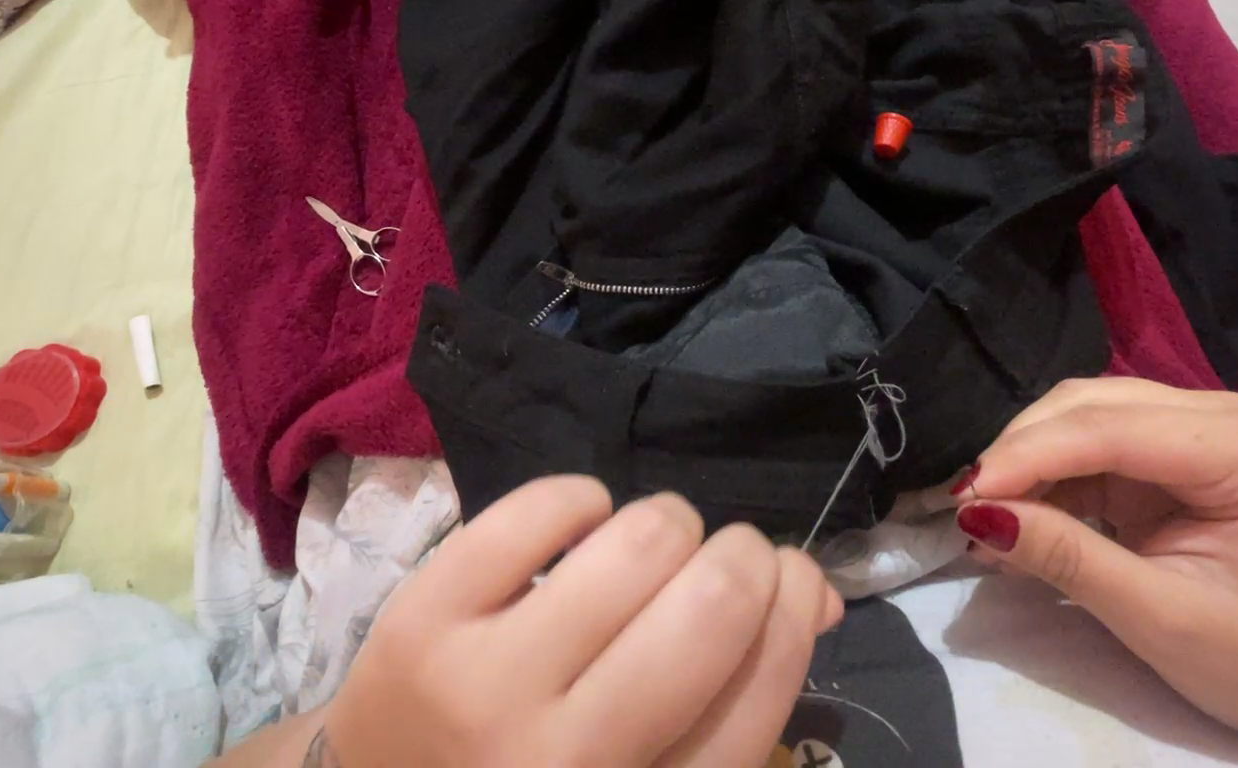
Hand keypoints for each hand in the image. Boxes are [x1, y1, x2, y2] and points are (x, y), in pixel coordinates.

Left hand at [320, 476, 842, 766]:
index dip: (795, 603)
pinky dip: (580, 497)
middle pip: (710, 607)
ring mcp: (486, 690)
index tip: (785, 575)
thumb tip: (816, 593)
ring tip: (650, 545)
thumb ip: (739, 695)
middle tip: (723, 557)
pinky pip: (537, 511)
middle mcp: (573, 766)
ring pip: (636, 545)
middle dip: (743, 555)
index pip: (762, 686)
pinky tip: (580, 525)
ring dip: (668, 522)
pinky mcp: (422, 621)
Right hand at [952, 378, 1237, 764]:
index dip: (1030, 456)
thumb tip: (978, 513)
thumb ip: (1072, 561)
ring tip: (985, 518)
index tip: (966, 498)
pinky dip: (1044, 477)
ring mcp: (1192, 428)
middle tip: (967, 510)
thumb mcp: (1168, 623)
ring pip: (1078, 415)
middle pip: (1089, 407)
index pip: (1112, 430)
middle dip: (1020, 454)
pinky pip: (1085, 444)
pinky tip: (1018, 517)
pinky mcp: (1164, 452)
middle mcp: (1220, 417)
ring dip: (1025, 462)